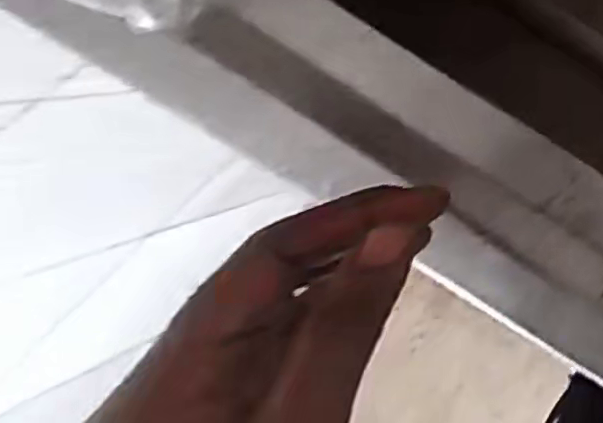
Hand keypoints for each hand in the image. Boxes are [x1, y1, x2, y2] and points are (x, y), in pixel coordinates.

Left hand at [93, 185, 449, 422]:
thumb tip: (397, 230)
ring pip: (267, 294)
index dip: (355, 212)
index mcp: (182, 365)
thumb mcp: (304, 418)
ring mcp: (183, 386)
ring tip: (407, 239)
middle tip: (426, 213)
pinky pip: (268, 324)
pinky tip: (360, 292)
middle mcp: (172, 366)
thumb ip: (345, 324)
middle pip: (265, 267)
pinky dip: (325, 293)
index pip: (271, 251)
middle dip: (353, 229)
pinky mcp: (203, 402)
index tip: (431, 202)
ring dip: (343, 257)